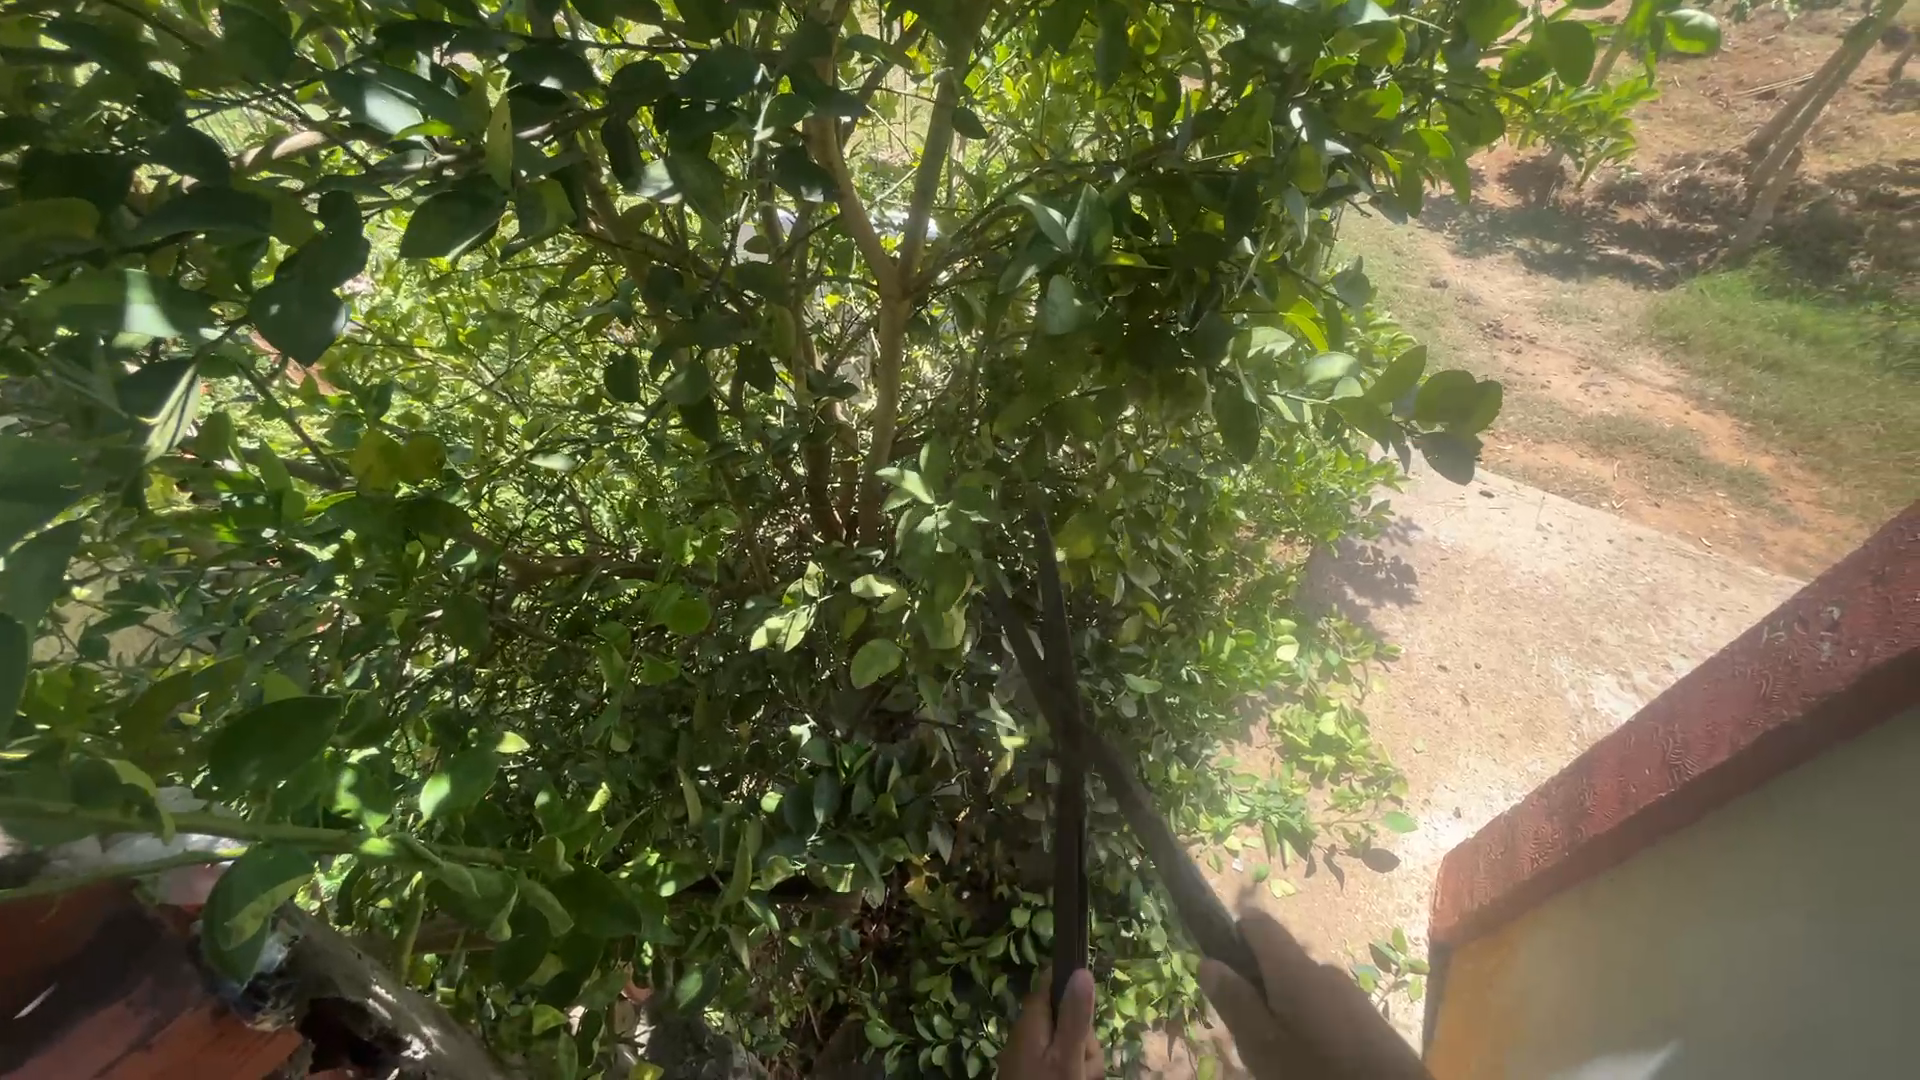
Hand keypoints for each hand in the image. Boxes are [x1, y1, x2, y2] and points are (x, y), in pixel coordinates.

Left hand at [998, 967, 1102, 1079]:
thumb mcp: (1066, 1058)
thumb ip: (1074, 1016)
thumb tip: (1082, 971)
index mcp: (1031, 1019)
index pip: (1052, 983)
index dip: (1074, 991)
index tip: (1088, 1014)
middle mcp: (1029, 1032)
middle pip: (1067, 1019)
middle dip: (1084, 1041)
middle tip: (1083, 1065)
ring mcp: (1033, 1056)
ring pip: (1070, 1046)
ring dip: (1083, 1063)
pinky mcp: (1038, 1074)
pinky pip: (1063, 1064)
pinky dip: (1075, 1075)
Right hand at [1199, 910, 1429, 1078]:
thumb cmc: (1320, 1077)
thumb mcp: (1264, 1047)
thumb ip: (1234, 1001)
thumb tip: (1208, 961)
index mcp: (1293, 968)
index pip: (1257, 923)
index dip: (1234, 937)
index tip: (1226, 976)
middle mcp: (1323, 970)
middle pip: (1278, 962)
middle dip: (1259, 990)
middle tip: (1253, 1039)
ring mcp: (1352, 997)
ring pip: (1303, 992)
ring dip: (1287, 1015)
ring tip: (1285, 1063)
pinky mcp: (1372, 1026)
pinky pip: (1328, 1013)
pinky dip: (1314, 1031)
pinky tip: (1316, 1069)